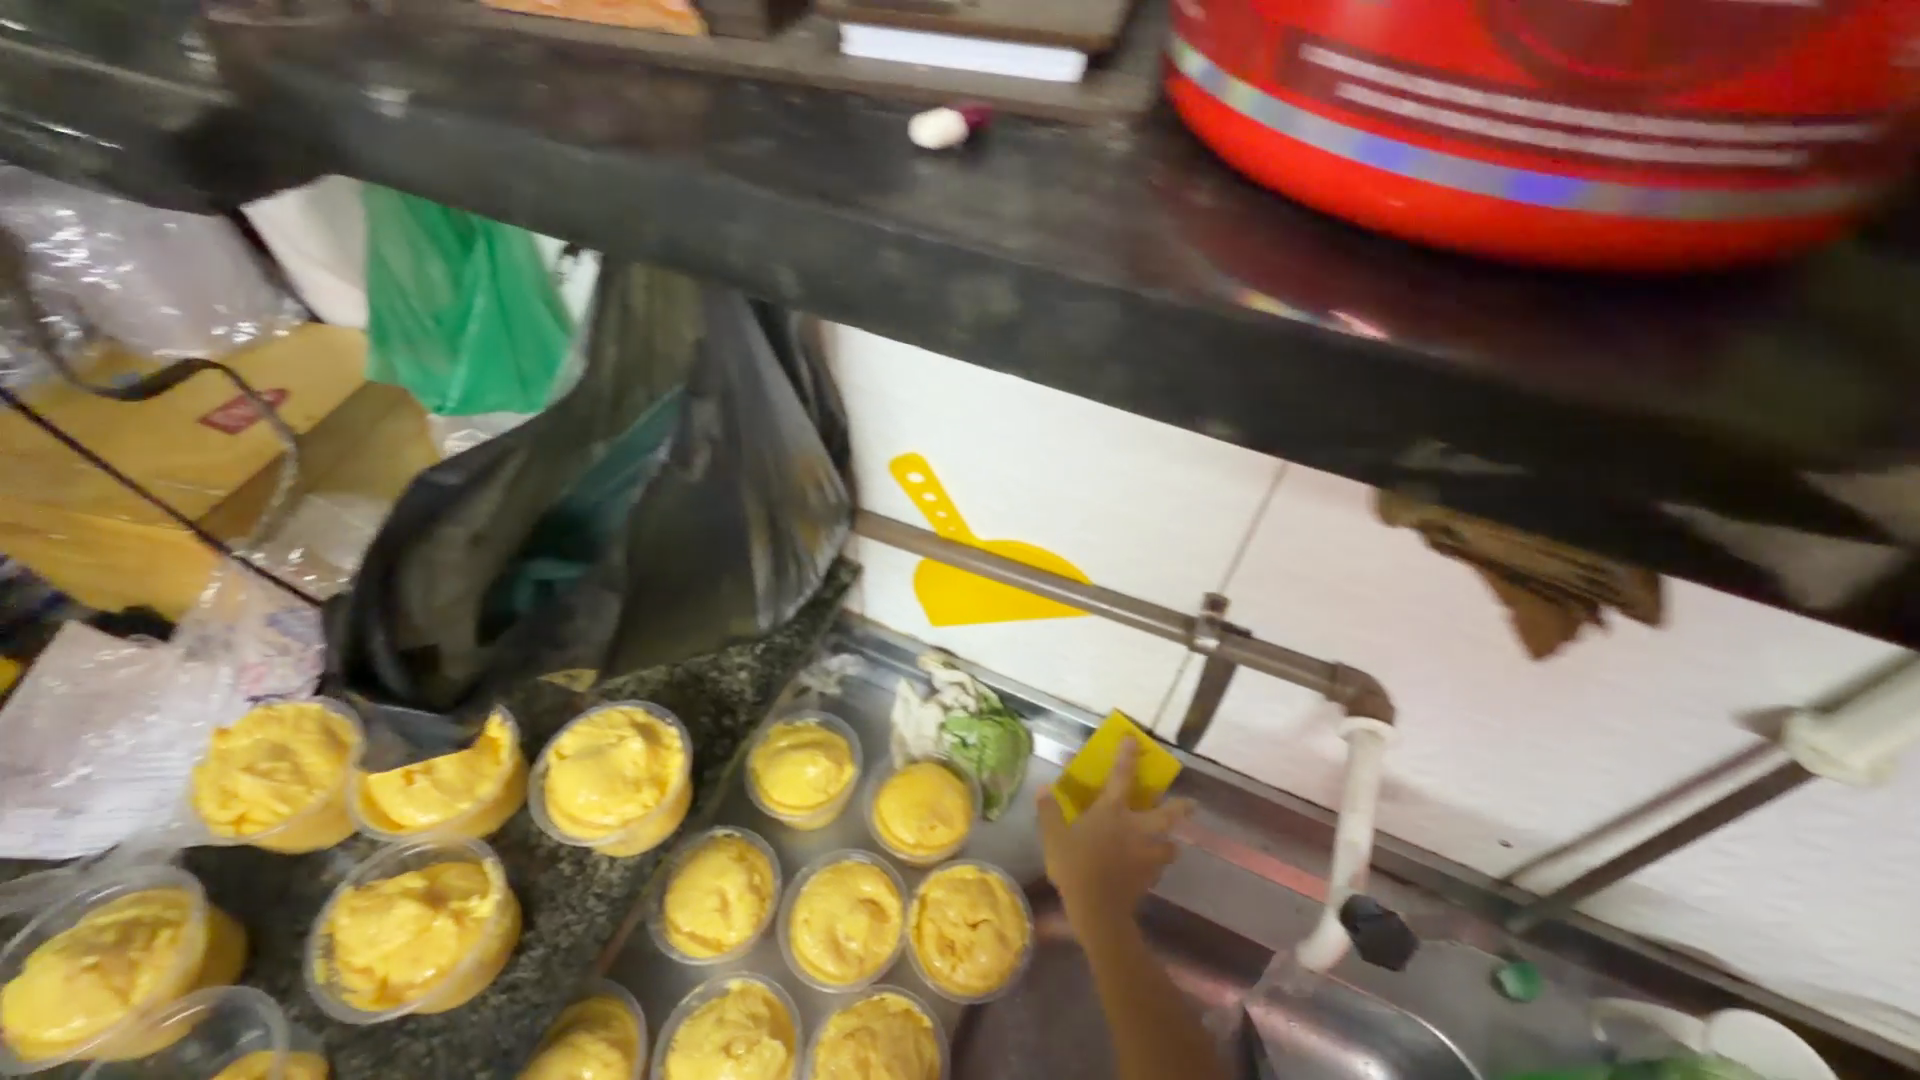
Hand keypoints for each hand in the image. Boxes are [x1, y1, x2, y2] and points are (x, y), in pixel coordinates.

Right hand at [1038, 740, 1193, 933]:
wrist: (1097, 909)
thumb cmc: (1074, 867)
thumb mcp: (1053, 837)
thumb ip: (1049, 812)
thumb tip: (1042, 788)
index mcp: (1112, 812)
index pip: (1121, 776)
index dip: (1127, 756)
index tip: (1134, 740)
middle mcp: (1136, 828)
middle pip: (1167, 814)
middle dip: (1181, 807)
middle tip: (1192, 804)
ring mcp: (1146, 854)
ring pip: (1169, 845)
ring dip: (1170, 843)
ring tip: (1169, 844)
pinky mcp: (1149, 877)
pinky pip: (1158, 868)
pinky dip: (1156, 866)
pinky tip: (1150, 870)